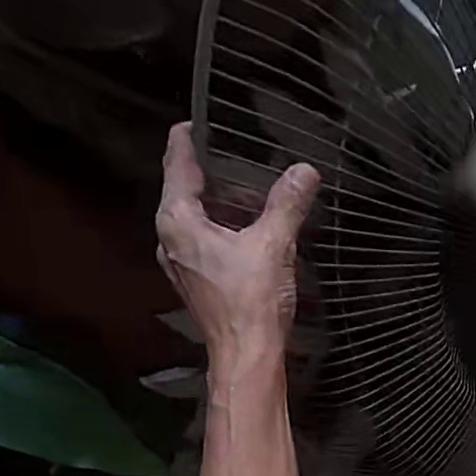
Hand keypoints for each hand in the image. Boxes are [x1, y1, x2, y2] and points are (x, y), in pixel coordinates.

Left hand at [155, 122, 319, 363]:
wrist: (246, 356)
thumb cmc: (251, 300)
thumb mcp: (274, 245)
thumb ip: (287, 205)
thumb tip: (305, 171)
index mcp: (178, 219)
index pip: (177, 162)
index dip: (189, 137)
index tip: (202, 119)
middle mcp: (170, 237)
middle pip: (187, 191)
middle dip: (215, 175)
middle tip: (245, 159)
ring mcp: (181, 264)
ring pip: (198, 220)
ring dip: (223, 207)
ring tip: (255, 196)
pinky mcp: (197, 284)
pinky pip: (207, 244)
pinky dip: (225, 232)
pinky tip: (251, 236)